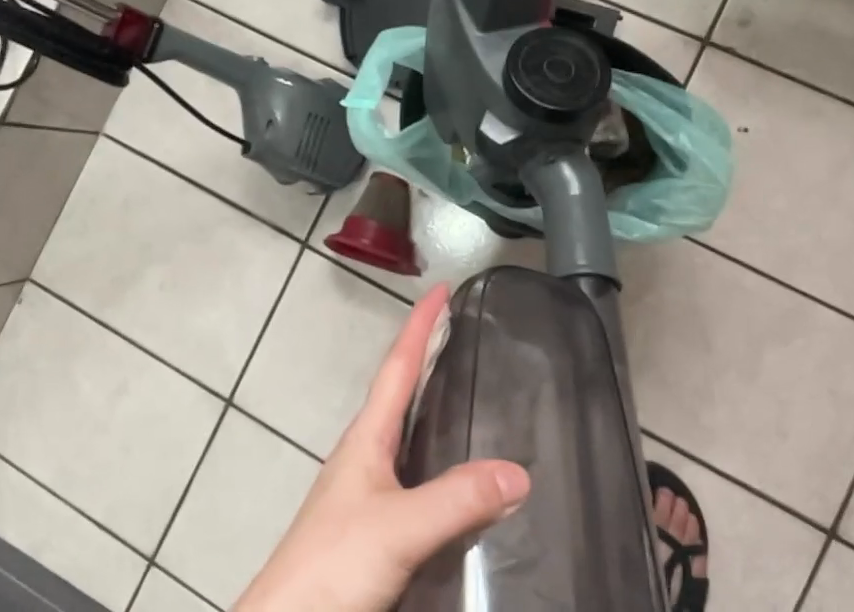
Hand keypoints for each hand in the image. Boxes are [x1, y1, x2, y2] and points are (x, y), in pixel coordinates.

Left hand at [235, 286, 531, 611]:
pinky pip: (413, 478)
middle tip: (462, 334)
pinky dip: (438, 462)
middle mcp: (364, 457)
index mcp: (365, 440)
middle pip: (398, 395)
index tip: (440, 290)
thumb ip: (456, 500)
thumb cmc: (333, 563)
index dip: (419, 328)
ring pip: (405, 437)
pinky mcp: (371, 528)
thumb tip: (520, 471)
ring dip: (431, 409)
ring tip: (467, 394)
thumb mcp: (399, 526)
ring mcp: (365, 493)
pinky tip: (459, 481)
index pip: (397, 368)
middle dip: (427, 359)